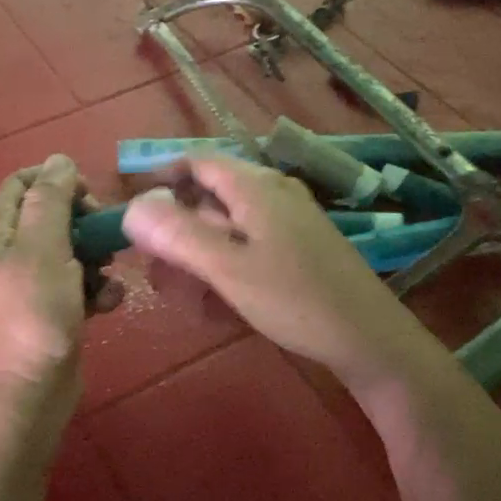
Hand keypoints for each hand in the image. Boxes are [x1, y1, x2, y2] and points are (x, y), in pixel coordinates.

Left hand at [0, 155, 112, 430]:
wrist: (29, 391)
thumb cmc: (33, 314)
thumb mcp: (43, 248)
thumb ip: (51, 199)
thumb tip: (58, 159)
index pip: (22, 183)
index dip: (56, 180)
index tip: (88, 196)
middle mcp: (11, 253)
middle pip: (52, 215)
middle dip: (84, 221)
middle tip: (105, 235)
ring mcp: (32, 284)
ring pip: (72, 250)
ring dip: (97, 257)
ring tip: (109, 274)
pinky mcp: (53, 311)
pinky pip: (80, 284)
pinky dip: (97, 289)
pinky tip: (109, 304)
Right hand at [122, 154, 436, 387]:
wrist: (369, 338)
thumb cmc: (296, 300)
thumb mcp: (229, 269)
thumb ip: (179, 235)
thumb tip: (132, 207)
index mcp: (255, 187)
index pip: (197, 162)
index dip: (161, 182)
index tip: (134, 217)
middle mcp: (272, 194)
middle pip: (209, 198)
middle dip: (177, 233)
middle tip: (157, 273)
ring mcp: (289, 222)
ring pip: (227, 228)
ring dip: (199, 258)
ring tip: (187, 299)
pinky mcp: (298, 250)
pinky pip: (248, 248)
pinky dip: (226, 270)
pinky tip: (220, 307)